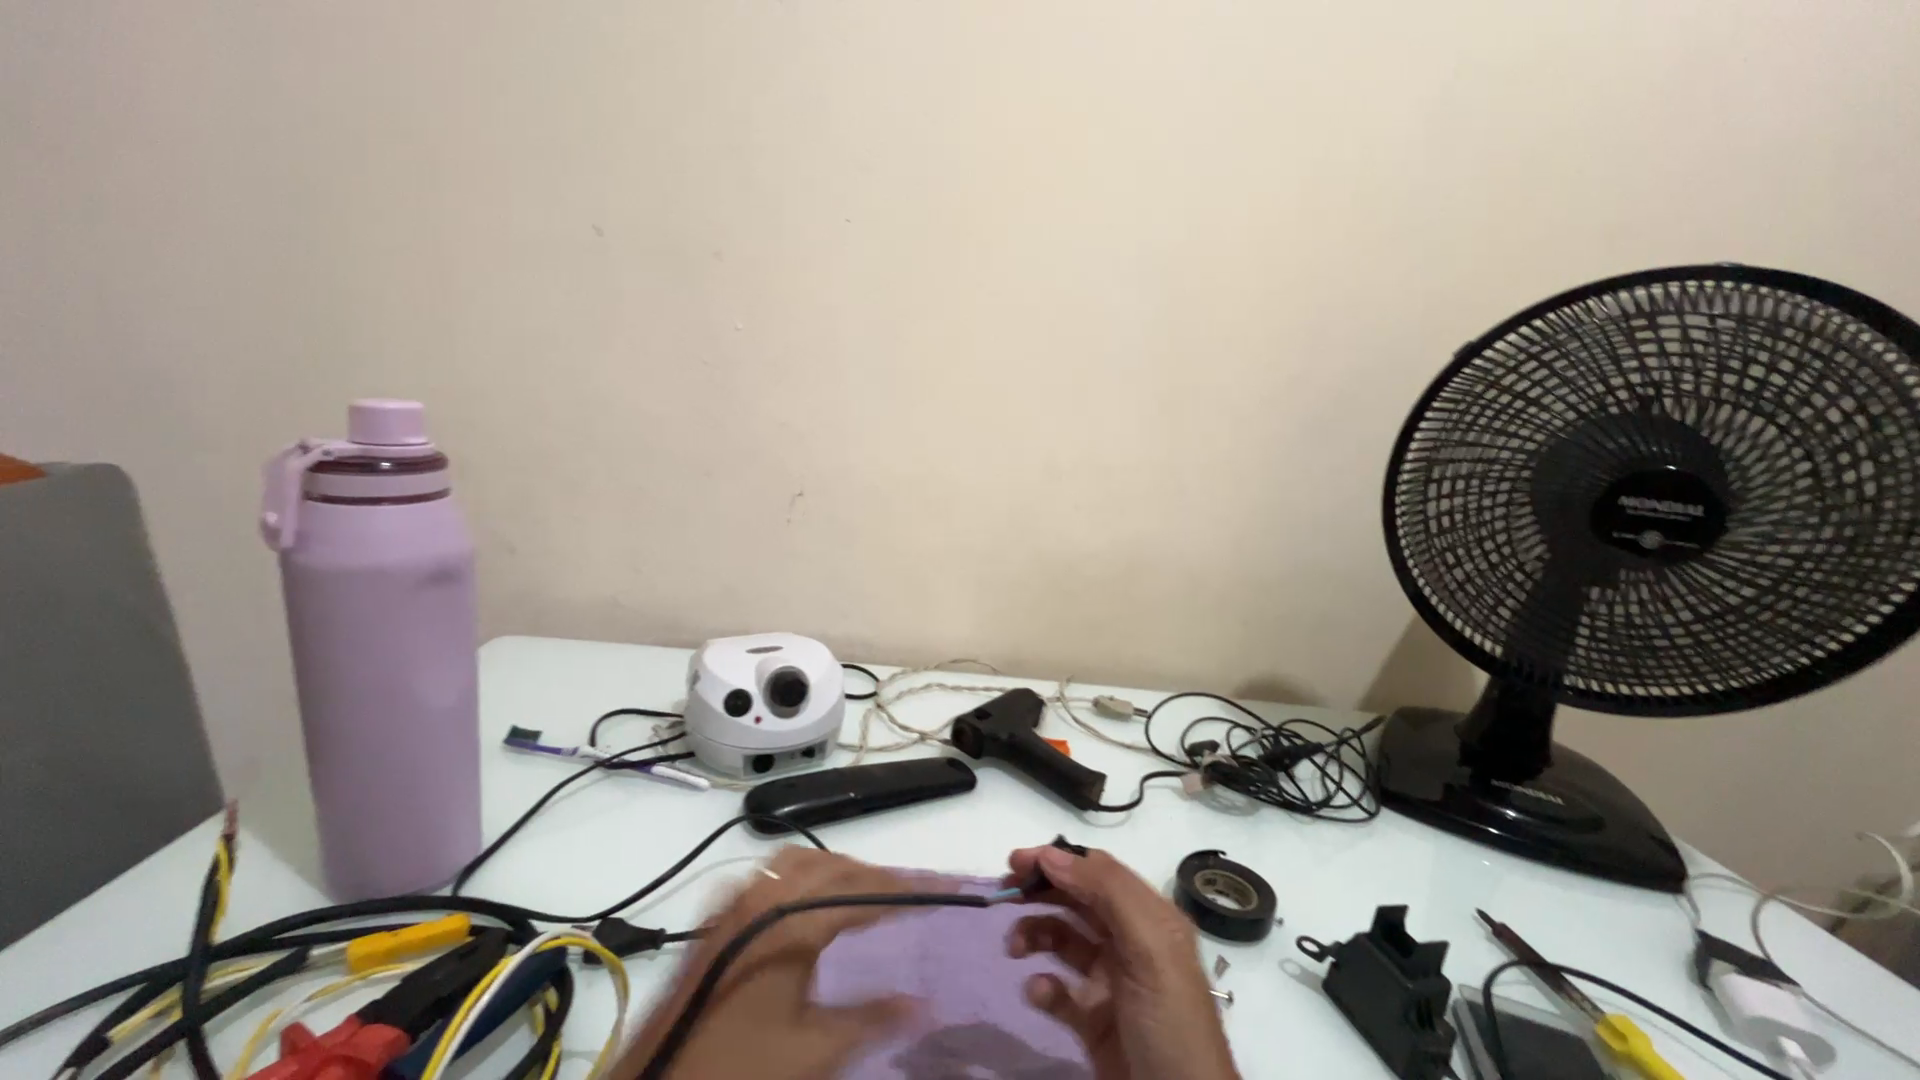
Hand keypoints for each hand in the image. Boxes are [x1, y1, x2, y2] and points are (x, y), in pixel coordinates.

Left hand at [616, 847, 917, 1079]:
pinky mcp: (717, 916)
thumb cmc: (740, 1065)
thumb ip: (872, 1018)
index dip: (907, 891)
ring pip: (798, 860)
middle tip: (909, 894)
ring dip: (836, 869)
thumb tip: (924, 1003)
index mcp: (794, 921)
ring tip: (864, 891)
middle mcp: (765, 895)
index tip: (942, 891)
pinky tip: (805, 899)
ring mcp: (735, 901)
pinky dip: (800, 874)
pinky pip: (768, 872)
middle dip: (875, 876)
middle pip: (832, 866)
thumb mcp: (814, 1049)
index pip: (864, 892)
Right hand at [1004, 845, 1239, 1079]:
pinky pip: (1059, 991)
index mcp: (1150, 919)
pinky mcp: (1094, 1020)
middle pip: (1077, 900)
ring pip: (1063, 941)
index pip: (1099, 872)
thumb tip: (1053, 854)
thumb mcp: (1149, 949)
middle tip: (1004, 894)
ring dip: (1035, 934)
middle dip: (1041, 893)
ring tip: (1015, 948)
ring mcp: (1111, 982)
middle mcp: (1130, 942)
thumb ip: (1106, 893)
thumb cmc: (1170, 1022)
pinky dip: (1044, 986)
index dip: (1059, 860)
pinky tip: (1040, 993)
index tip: (1016, 861)